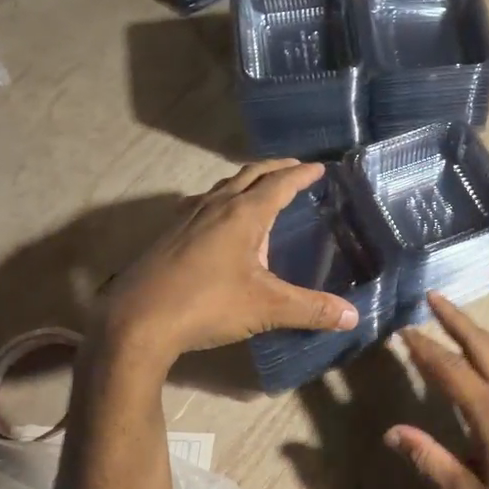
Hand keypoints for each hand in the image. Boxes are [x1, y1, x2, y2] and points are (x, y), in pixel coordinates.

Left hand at [96, 161, 358, 373]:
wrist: (136, 321)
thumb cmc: (206, 305)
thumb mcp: (266, 308)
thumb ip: (311, 309)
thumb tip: (353, 317)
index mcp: (243, 214)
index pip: (279, 183)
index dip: (301, 174)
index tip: (319, 167)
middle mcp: (215, 206)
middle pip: (250, 174)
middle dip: (275, 168)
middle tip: (294, 168)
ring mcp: (187, 218)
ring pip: (222, 186)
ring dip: (246, 181)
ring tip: (259, 189)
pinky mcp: (169, 235)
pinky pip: (201, 203)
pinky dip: (219, 199)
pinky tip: (214, 218)